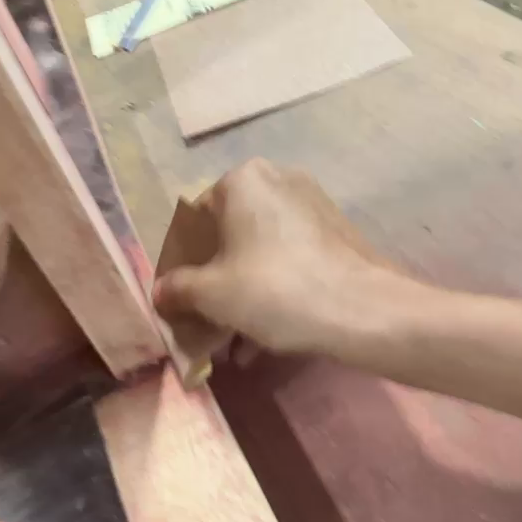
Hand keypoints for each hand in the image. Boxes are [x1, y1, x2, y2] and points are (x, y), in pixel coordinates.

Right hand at [153, 159, 419, 356]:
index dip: (180, 265)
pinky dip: (272, 289)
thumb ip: (178, 289)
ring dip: (242, 293)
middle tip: (204, 323)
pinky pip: (289, 258)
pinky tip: (263, 338)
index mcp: (242, 180)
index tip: (178, 301)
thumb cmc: (275, 289)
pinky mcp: (335, 231)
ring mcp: (311, 203)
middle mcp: (277, 179)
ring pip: (260, 251)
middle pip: (229, 236)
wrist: (363, 310)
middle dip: (215, 283)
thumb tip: (158, 292)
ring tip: (232, 342)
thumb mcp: (213, 294)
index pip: (194, 221)